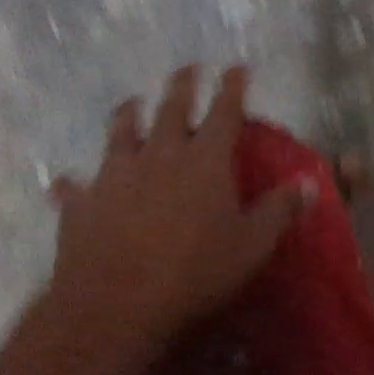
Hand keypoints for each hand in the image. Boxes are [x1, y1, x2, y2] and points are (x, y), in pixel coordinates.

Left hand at [44, 65, 315, 346]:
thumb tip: (310, 183)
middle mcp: (160, 156)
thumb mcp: (251, 246)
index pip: (225, 111)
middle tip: (186, 68)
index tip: (237, 67)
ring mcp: (116, 177)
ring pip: (121, 135)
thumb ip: (280, 210)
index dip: (233, 86)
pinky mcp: (82, 206)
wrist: (112, 307)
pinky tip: (62, 182)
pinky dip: (71, 185)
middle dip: (181, 86)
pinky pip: (73, 190)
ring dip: (127, 116)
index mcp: (205, 160)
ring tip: (130, 103)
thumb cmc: (193, 273)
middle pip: (171, 110)